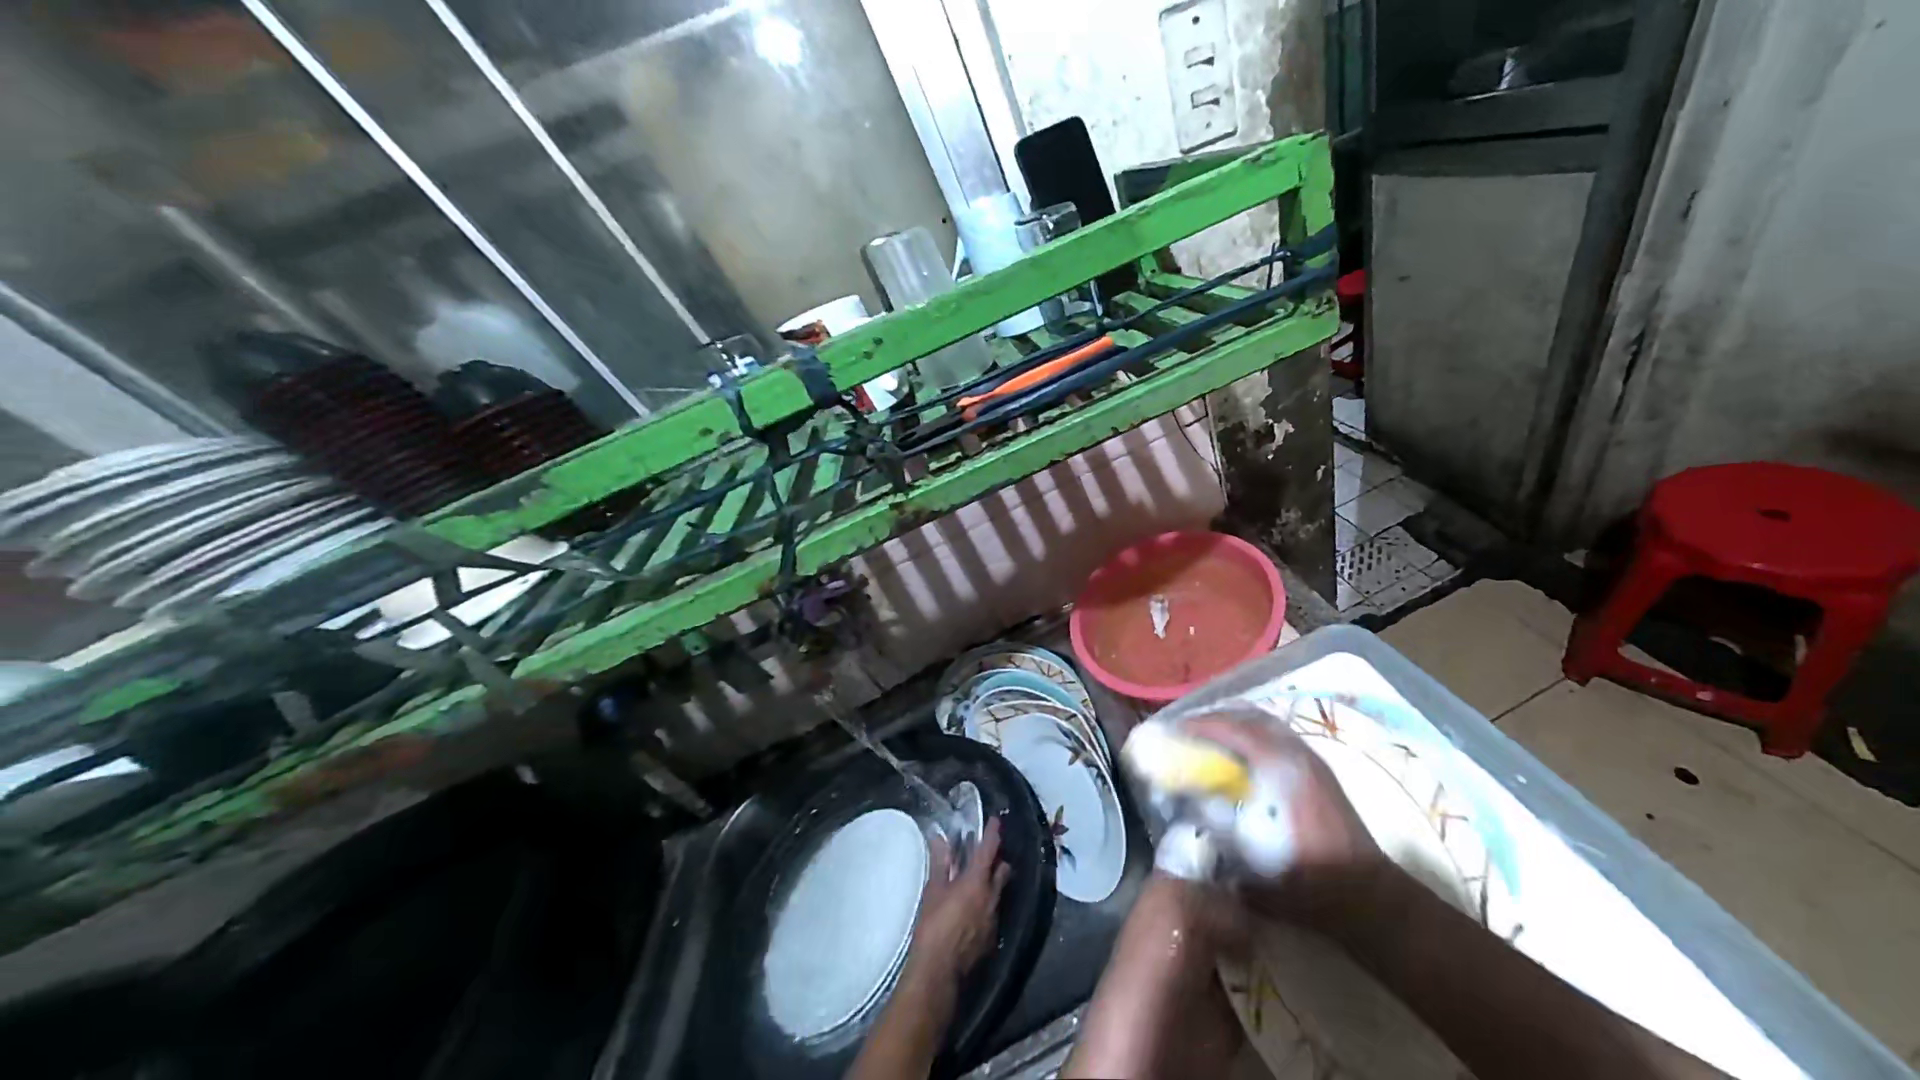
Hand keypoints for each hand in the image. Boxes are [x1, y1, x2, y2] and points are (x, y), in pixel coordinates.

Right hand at [905, 816, 1010, 986]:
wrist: (940, 971)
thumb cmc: (933, 926)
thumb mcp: (933, 891)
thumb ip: (940, 863)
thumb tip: (940, 839)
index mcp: (977, 882)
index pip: (989, 851)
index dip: (993, 834)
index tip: (996, 820)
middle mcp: (992, 897)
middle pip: (1003, 870)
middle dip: (998, 859)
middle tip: (986, 853)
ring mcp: (995, 919)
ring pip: (1000, 892)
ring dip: (993, 882)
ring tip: (978, 879)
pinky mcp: (992, 938)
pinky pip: (994, 912)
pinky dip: (988, 903)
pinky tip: (974, 908)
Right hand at [1181, 706, 1386, 923]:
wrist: (1369, 901)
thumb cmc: (1307, 885)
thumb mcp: (1249, 863)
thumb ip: (1213, 828)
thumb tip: (1178, 804)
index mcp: (1280, 769)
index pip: (1231, 728)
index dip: (1195, 726)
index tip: (1166, 733)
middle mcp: (1297, 754)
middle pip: (1246, 716)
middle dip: (1209, 720)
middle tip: (1179, 733)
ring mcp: (1311, 760)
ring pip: (1261, 724)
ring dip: (1229, 726)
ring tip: (1201, 741)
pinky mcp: (1317, 771)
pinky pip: (1273, 737)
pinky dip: (1246, 737)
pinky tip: (1232, 758)